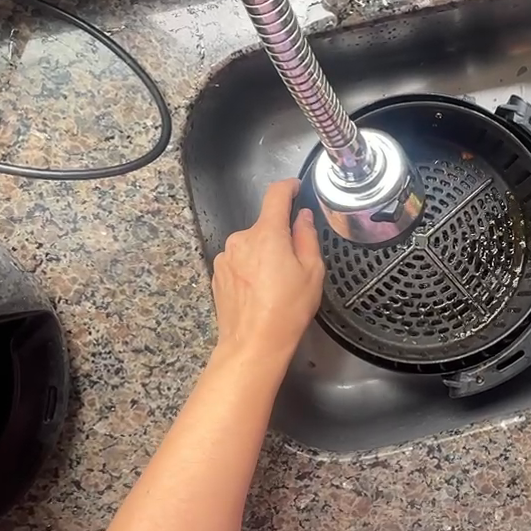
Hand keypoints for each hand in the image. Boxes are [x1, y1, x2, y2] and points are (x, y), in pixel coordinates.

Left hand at [212, 178, 324, 364]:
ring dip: (265, 256)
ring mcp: (226, 257)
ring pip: (252, 246)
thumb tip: (302, 219)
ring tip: (277, 285)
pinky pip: (240, 262)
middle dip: (280, 238)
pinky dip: (252, 270)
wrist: (253, 343)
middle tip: (296, 265)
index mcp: (267, 234)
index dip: (288, 187)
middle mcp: (241, 240)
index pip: (275, 195)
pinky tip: (262, 292)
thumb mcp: (312, 271)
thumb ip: (307, 237)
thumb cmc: (285, 310)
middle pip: (265, 227)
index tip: (294, 187)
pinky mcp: (219, 273)